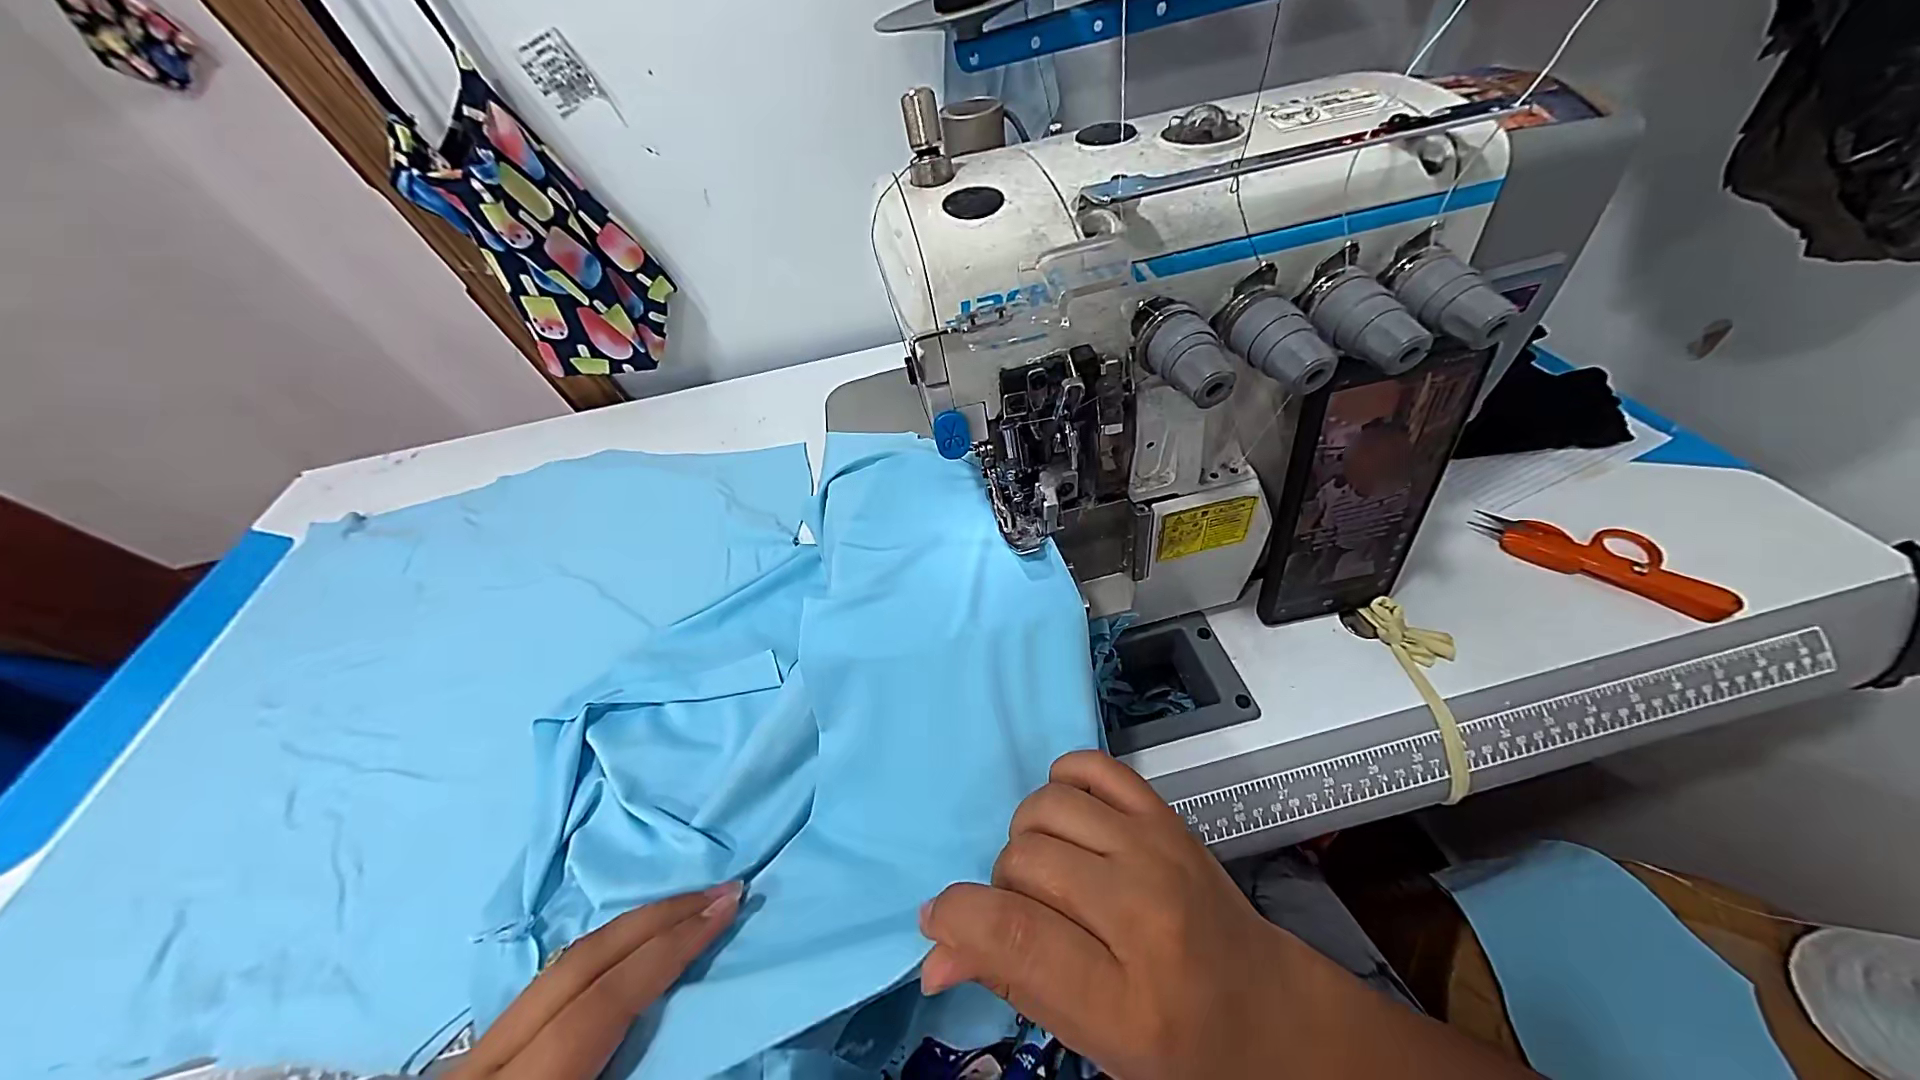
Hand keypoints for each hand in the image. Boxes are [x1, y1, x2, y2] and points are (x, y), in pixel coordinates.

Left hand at [447, 883, 740, 1079]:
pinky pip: (553, 984)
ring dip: (635, 928)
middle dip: (659, 917)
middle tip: (720, 890)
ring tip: (689, 906)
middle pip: (580, 962)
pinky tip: (639, 945)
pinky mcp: (479, 1056)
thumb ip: (638, 1070)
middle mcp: (485, 1064)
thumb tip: (698, 1035)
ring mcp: (474, 1057)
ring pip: (561, 965)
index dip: (669, 948)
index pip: (602, 1001)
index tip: (725, 907)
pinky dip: (607, 955)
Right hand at [920, 751, 1534, 1079]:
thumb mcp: (1091, 1040)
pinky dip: (1062, 783)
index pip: (1015, 935)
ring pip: (1045, 808)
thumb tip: (932, 950)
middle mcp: (1145, 912)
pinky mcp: (1167, 814)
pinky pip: (1088, 765)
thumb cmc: (1175, 1045)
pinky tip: (1072, 822)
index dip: (958, 918)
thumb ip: (1010, 982)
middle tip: (1024, 911)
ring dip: (1027, 838)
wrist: (1266, 1008)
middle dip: (1001, 885)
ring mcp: (1159, 850)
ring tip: (1050, 870)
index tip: (939, 919)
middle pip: (1023, 860)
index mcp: (1127, 1001)